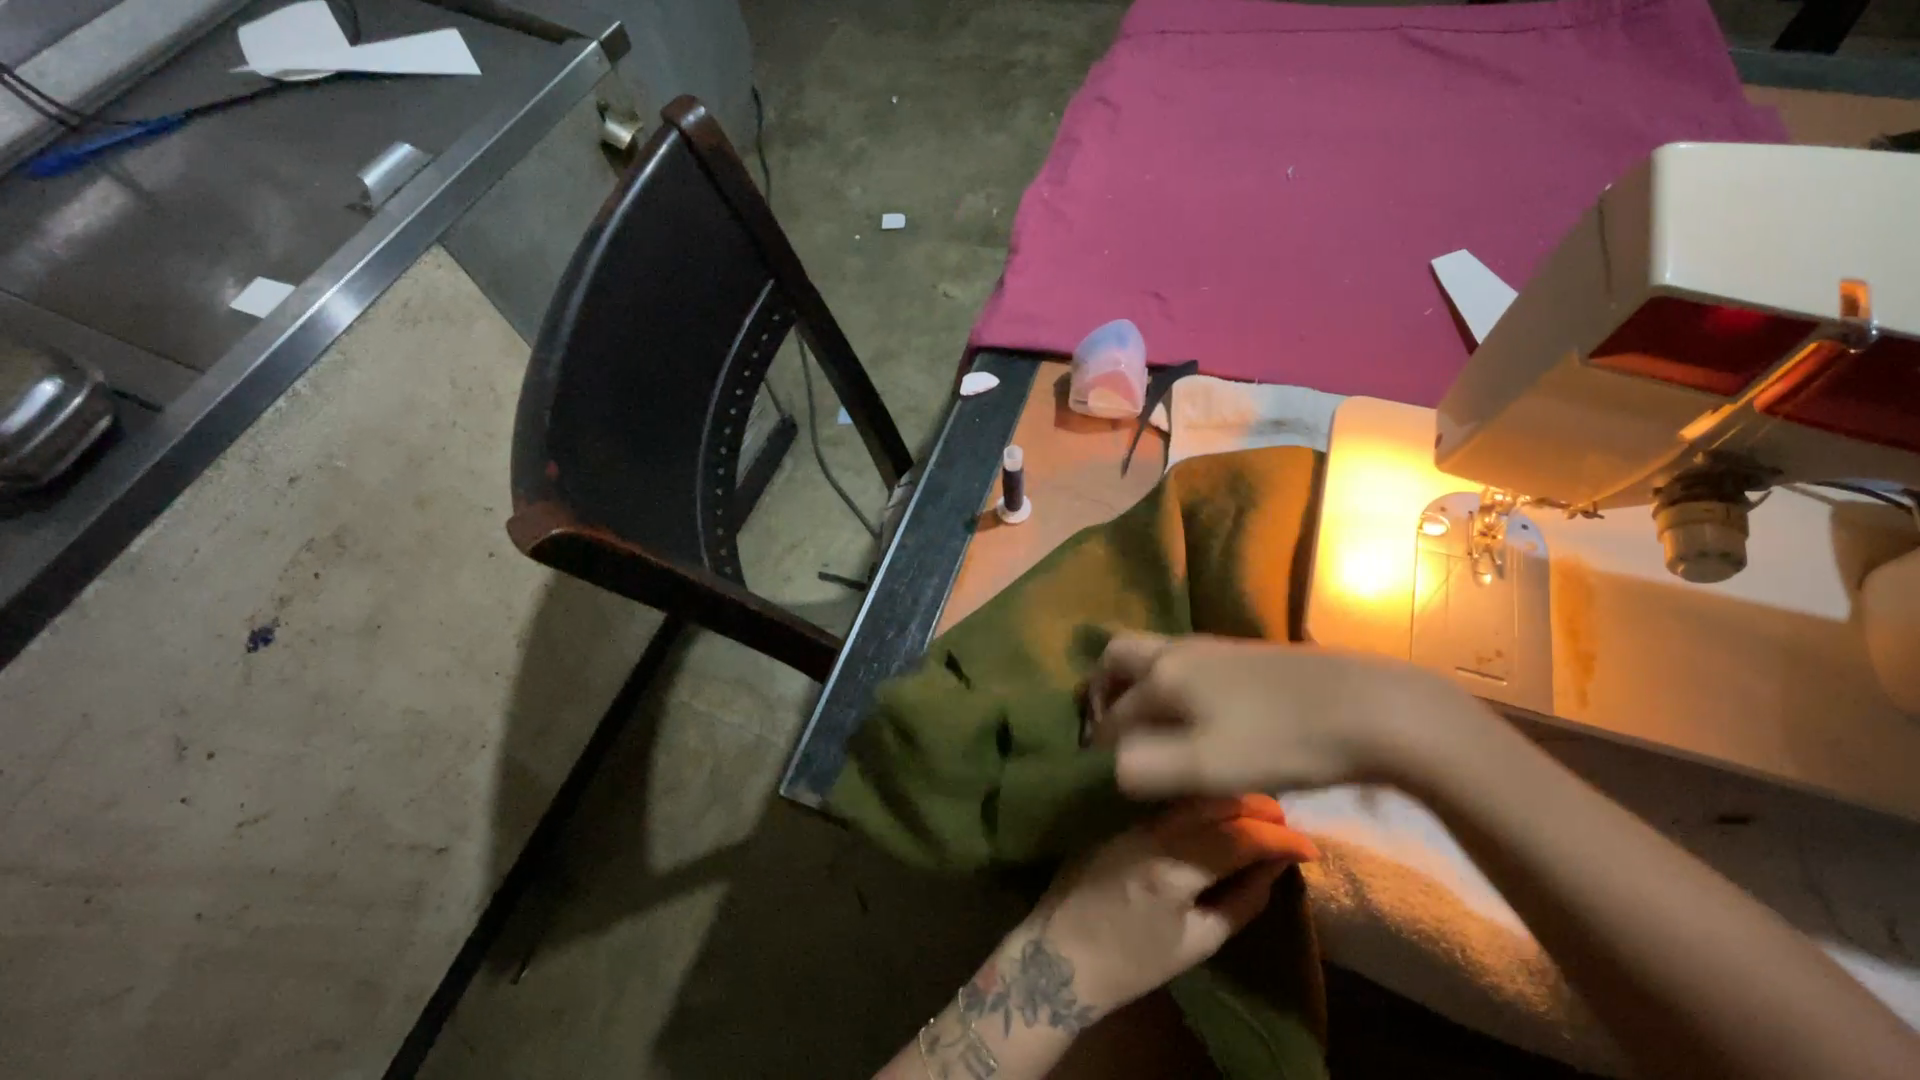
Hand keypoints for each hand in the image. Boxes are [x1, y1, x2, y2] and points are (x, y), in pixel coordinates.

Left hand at [883, 799, 1319, 1079]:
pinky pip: (1166, 801)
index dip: (1281, 840)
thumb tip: (1274, 867)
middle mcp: (1150, 832)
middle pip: (1214, 802)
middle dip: (1257, 808)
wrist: (1060, 956)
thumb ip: (1242, 900)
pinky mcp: (1114, 818)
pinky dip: (1198, 802)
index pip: (1240, 837)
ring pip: (1189, 796)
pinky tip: (1216, 810)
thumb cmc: (1133, 962)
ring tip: (1259, 812)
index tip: (1310, 848)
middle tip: (1287, 821)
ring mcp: (1128, 820)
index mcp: (1173, 867)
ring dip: (1228, 799)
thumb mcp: (1199, 942)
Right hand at [1088, 632, 1477, 796]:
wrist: (1373, 707)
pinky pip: (1186, 666)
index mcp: (1161, 673)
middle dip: (1104, 692)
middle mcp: (1178, 650)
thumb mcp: (1204, 767)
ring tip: (1152, 735)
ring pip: (1155, 659)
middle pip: (1118, 657)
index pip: (1110, 714)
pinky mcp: (1246, 656)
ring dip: (1140, 690)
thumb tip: (1108, 769)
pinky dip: (1172, 689)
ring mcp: (1215, 647)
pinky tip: (1199, 723)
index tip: (1102, 783)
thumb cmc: (1281, 740)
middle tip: (1109, 733)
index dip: (1099, 750)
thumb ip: (1142, 769)